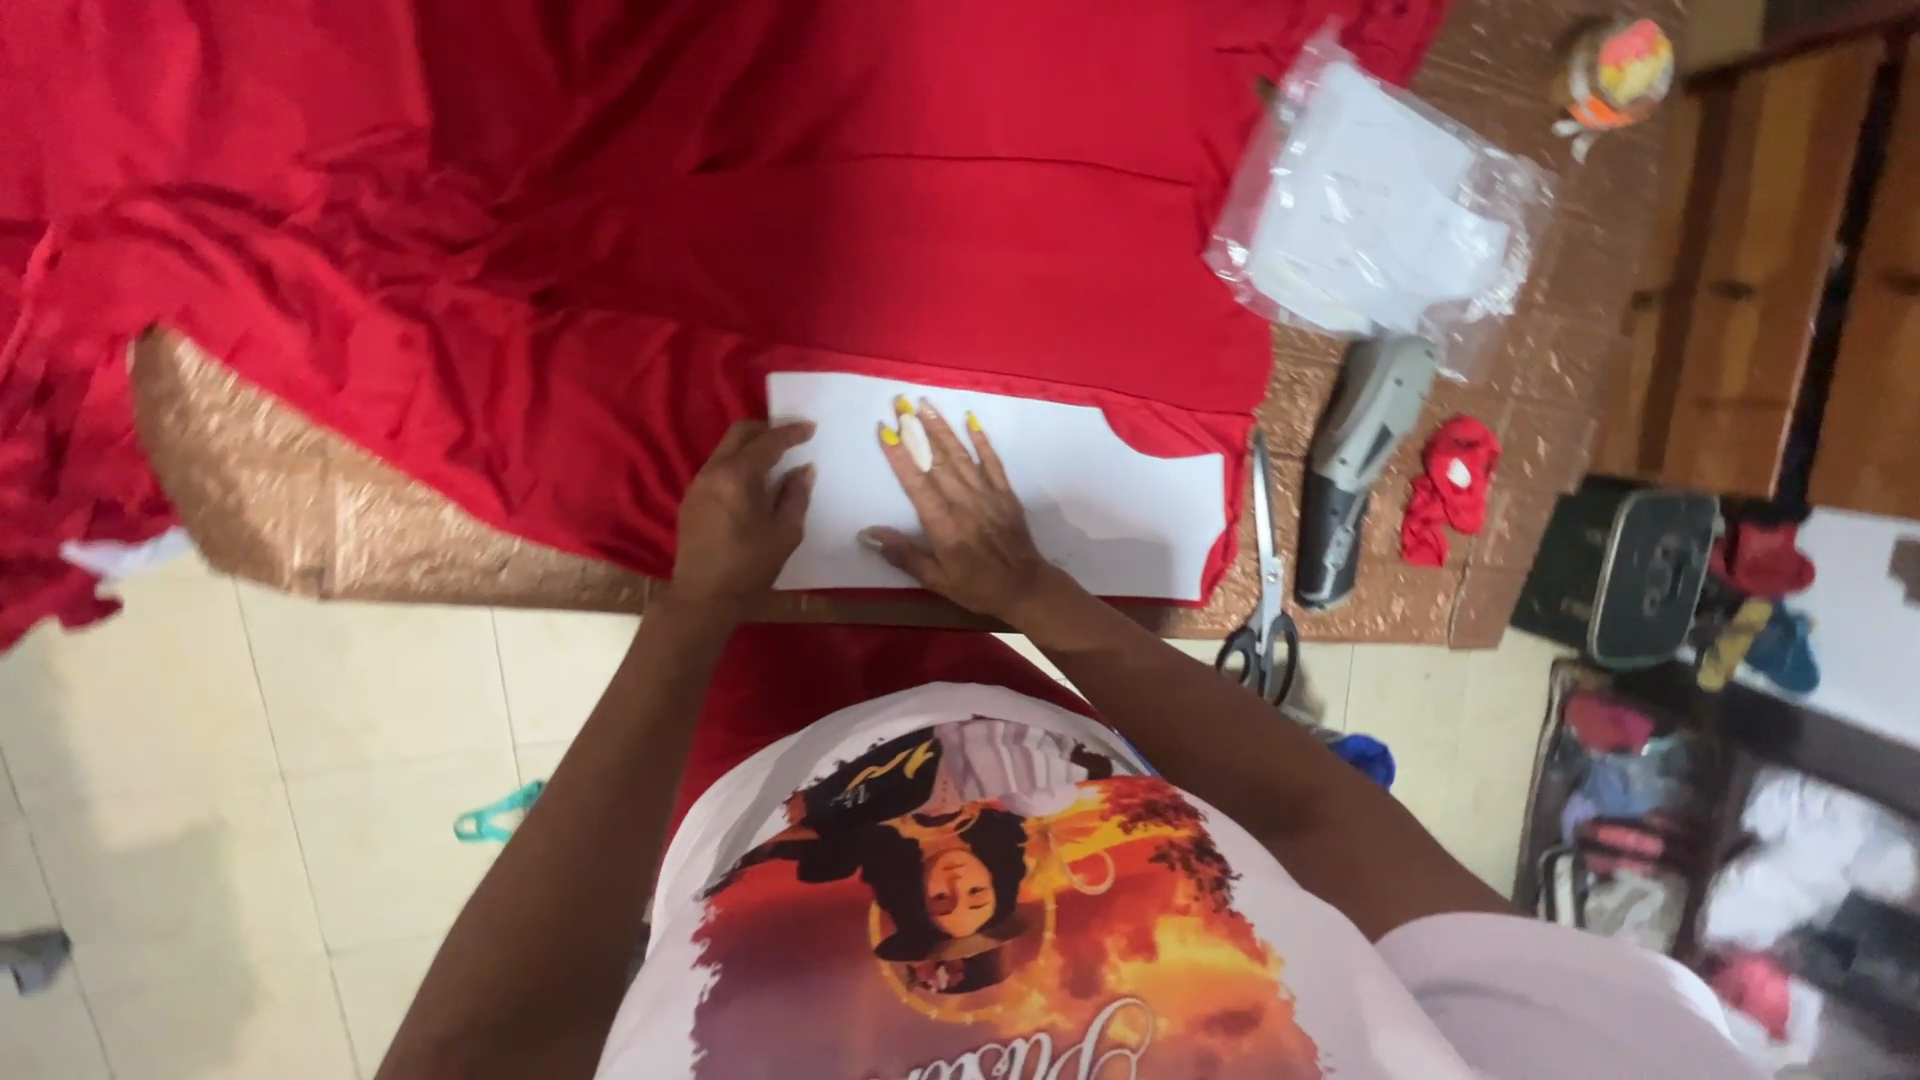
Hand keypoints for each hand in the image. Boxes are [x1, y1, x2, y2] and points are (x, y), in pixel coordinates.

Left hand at [671, 420, 815, 607]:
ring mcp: (698, 483)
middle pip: (740, 432)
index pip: (768, 441)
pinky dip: (738, 464)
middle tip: (791, 439)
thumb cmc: (750, 567)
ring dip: (751, 447)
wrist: (704, 597)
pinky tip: (753, 483)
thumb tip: (803, 470)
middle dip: (767, 430)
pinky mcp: (691, 498)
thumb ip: (796, 495)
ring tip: (775, 461)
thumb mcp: (785, 532)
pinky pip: (717, 468)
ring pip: (726, 449)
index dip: (792, 432)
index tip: (810, 429)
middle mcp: (713, 471)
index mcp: (738, 476)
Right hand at [862, 399, 1062, 622]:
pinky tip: (970, 419)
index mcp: (943, 524)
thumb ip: (904, 555)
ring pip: (960, 455)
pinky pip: (992, 461)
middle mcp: (964, 502)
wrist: (1025, 587)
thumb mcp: (936, 580)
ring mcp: (987, 494)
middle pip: (936, 461)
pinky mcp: (1005, 493)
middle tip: (899, 403)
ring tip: (925, 403)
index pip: (916, 483)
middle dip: (916, 430)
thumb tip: (869, 534)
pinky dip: (981, 440)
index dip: (899, 456)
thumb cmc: (976, 587)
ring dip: (941, 428)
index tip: (885, 430)